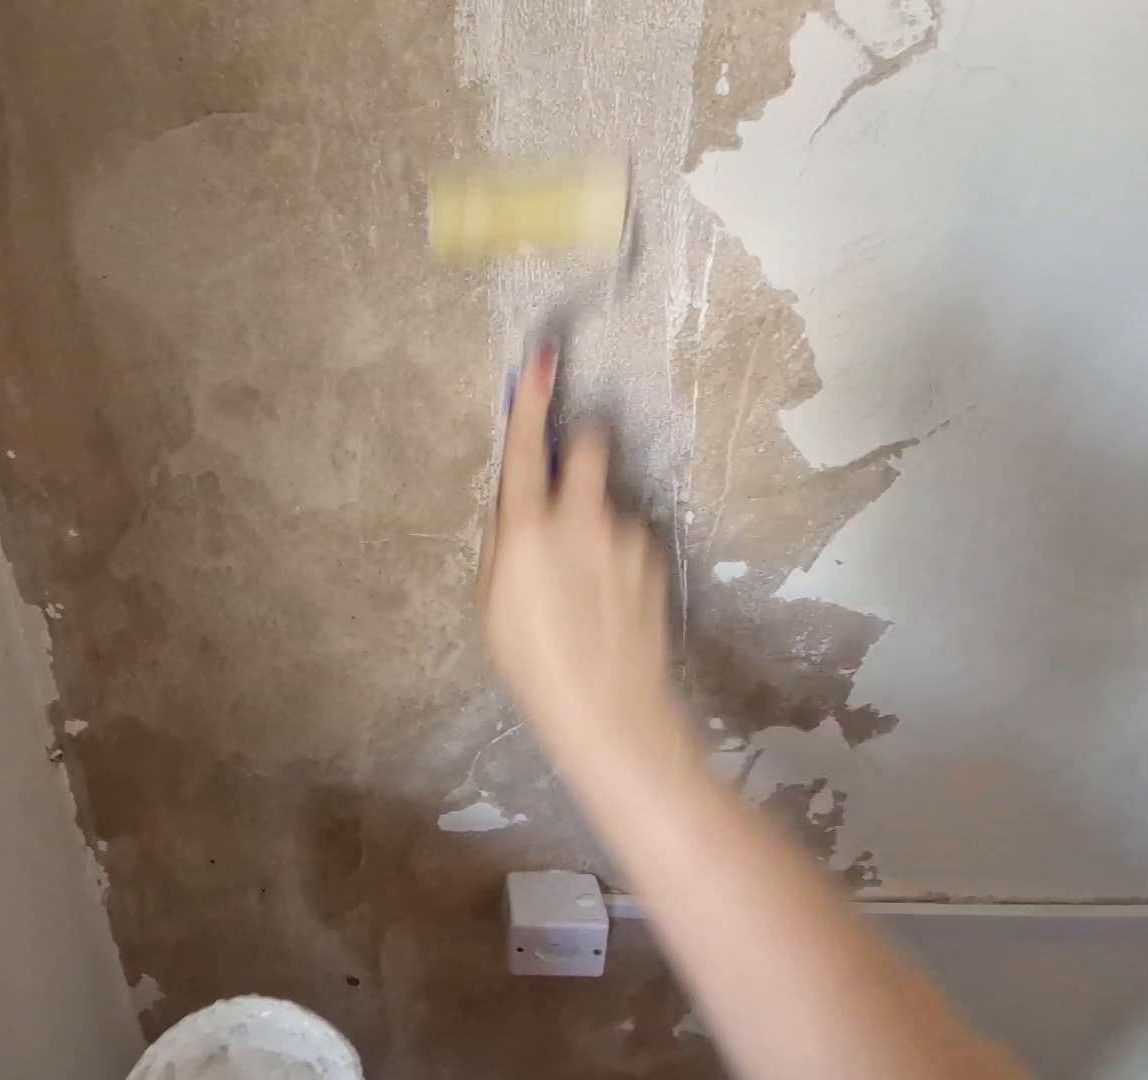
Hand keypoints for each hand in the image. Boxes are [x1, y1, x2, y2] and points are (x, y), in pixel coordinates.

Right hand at [479, 344, 681, 748]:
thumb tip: (516, 505)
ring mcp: (625, 535)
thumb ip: (504, 541)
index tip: (543, 361)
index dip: (531, 400)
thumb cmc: (531, 659)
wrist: (605, 707)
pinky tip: (608, 597)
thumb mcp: (492, 601)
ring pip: (607, 502)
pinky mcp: (655, 556)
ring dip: (594, 520)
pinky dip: (616, 551)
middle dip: (579, 449)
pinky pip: (629, 536)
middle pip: (590, 446)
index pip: (527, 449)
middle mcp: (579, 518)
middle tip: (569, 486)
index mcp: (527, 529)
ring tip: (584, 583)